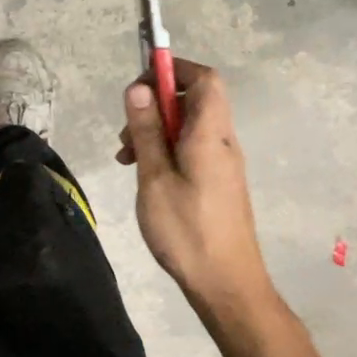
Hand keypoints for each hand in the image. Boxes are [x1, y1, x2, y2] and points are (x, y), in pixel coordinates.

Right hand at [117, 58, 271, 308]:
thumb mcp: (154, 177)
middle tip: (127, 130)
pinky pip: (191, 146)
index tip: (140, 83)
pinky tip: (144, 171)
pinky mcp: (219, 181)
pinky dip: (165, 147)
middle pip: (193, 98)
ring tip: (128, 155)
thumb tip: (139, 87)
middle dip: (155, 102)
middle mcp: (223, 142)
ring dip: (155, 128)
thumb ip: (147, 130)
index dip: (172, 68)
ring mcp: (223, 162)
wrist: (228, 288)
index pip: (204, 78)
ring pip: (188, 123)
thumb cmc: (188, 230)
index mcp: (210, 135)